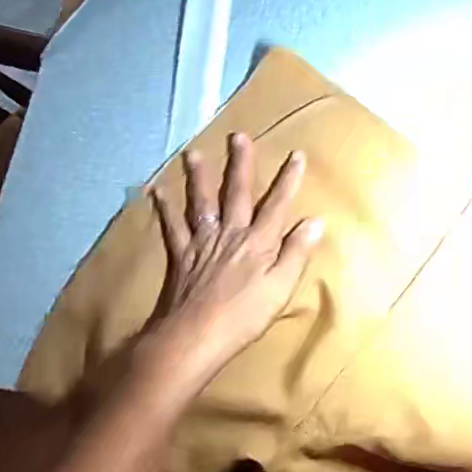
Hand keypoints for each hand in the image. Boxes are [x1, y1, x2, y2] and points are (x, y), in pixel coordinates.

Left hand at [142, 133, 323, 380]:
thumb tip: (315, 222)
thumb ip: (296, 253)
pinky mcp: (181, 255)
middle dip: (241, 164)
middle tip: (239, 136)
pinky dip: (164, 208)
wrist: (195, 335)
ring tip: (194, 153)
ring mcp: (203, 242)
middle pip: (237, 193)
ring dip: (199, 176)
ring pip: (202, 202)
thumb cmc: (244, 317)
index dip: (288, 180)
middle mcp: (230, 234)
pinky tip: (157, 190)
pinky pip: (172, 226)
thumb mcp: (280, 288)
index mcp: (258, 243)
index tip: (296, 155)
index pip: (277, 205)